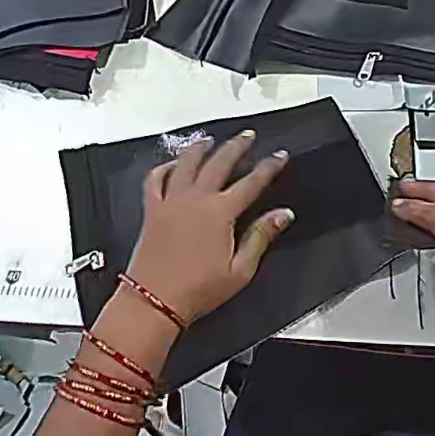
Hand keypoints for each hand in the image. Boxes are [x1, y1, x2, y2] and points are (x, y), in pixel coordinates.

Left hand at [124, 131, 294, 325]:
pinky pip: (155, 179)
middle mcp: (195, 199)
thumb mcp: (240, 269)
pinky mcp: (152, 210)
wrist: (155, 299)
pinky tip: (171, 164)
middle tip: (247, 136)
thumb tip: (282, 215)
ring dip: (200, 148)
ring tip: (209, 140)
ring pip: (187, 163)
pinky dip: (164, 167)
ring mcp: (171, 201)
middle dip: (237, 147)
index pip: (251, 182)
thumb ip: (261, 236)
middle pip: (219, 162)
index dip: (269, 167)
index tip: (279, 156)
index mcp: (220, 212)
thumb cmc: (198, 289)